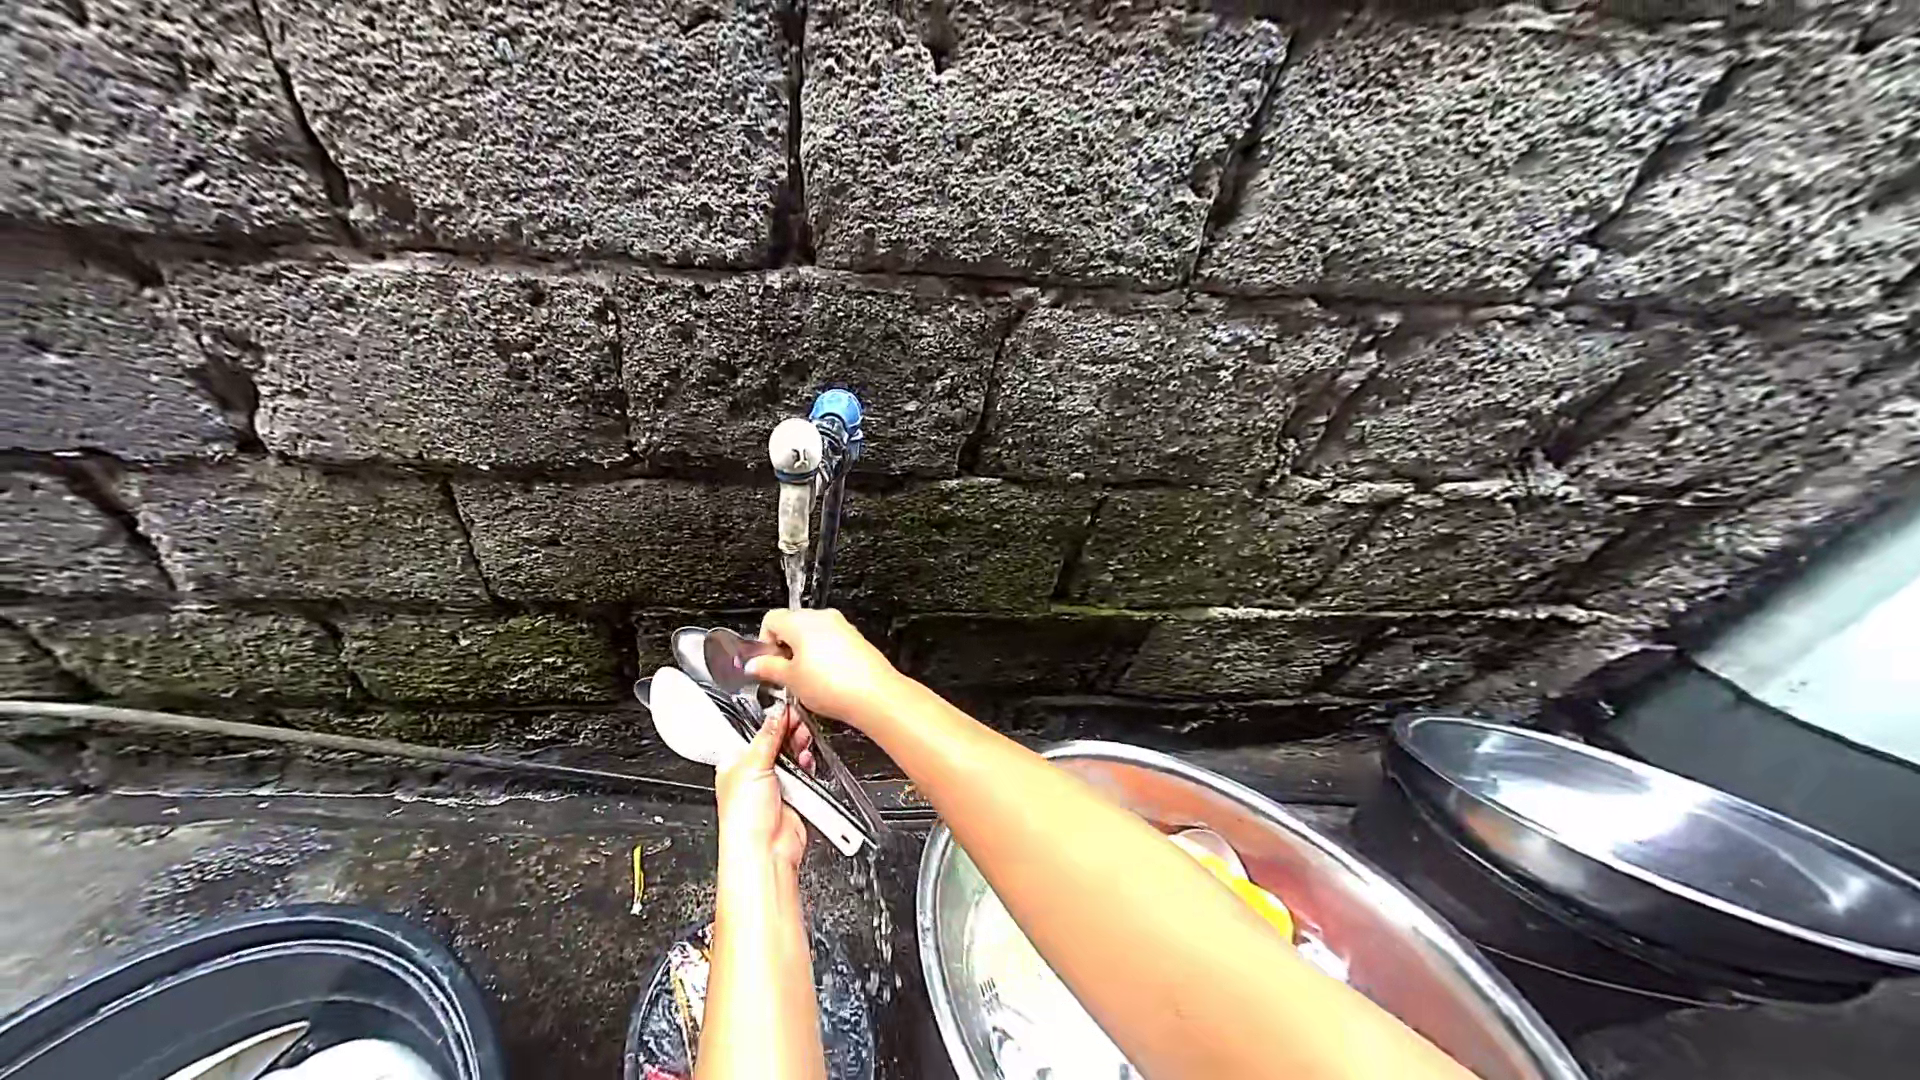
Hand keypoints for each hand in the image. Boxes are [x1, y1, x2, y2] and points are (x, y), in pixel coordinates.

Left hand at [714, 704, 808, 870]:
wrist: (765, 851)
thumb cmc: (743, 819)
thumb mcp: (752, 765)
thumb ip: (767, 735)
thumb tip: (776, 713)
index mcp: (734, 762)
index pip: (753, 730)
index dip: (768, 718)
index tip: (782, 708)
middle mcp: (753, 771)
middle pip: (776, 739)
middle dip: (788, 730)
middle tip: (797, 722)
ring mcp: (775, 782)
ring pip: (792, 752)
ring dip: (800, 746)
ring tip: (802, 743)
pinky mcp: (795, 793)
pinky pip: (806, 769)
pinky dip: (808, 764)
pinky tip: (806, 761)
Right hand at [746, 609, 904, 733]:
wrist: (874, 694)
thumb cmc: (834, 684)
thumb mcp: (791, 680)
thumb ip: (768, 668)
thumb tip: (755, 664)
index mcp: (800, 621)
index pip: (771, 619)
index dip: (764, 642)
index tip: (768, 663)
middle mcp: (822, 617)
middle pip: (792, 625)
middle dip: (784, 648)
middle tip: (784, 675)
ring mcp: (841, 626)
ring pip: (812, 633)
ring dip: (804, 653)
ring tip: (806, 680)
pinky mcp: (855, 638)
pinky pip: (831, 641)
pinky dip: (824, 655)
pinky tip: (826, 679)